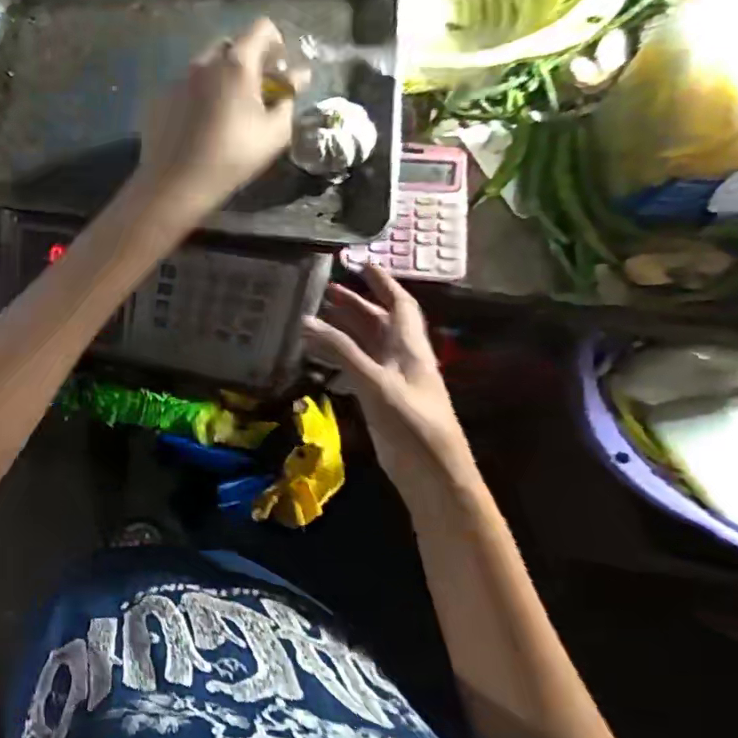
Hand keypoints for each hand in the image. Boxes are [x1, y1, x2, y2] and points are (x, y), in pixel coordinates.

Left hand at [134, 18, 302, 210]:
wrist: (176, 184)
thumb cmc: (233, 157)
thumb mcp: (275, 132)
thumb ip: (289, 96)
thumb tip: (299, 75)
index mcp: (236, 64)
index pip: (261, 28)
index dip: (275, 43)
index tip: (277, 69)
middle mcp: (203, 63)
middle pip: (229, 45)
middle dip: (246, 60)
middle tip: (253, 90)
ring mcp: (176, 79)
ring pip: (203, 66)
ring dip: (219, 78)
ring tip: (224, 110)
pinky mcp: (158, 98)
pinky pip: (184, 86)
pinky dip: (196, 95)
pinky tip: (198, 124)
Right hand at [304, 267, 469, 475]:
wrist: (432, 473)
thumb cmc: (411, 423)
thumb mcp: (375, 383)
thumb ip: (341, 351)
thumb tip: (306, 320)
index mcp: (410, 347)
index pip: (399, 304)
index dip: (382, 282)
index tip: (360, 264)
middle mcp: (402, 358)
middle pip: (379, 322)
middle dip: (355, 304)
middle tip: (325, 291)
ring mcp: (391, 379)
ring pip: (367, 344)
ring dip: (345, 329)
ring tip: (316, 316)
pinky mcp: (381, 399)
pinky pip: (358, 366)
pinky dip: (339, 356)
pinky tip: (319, 355)